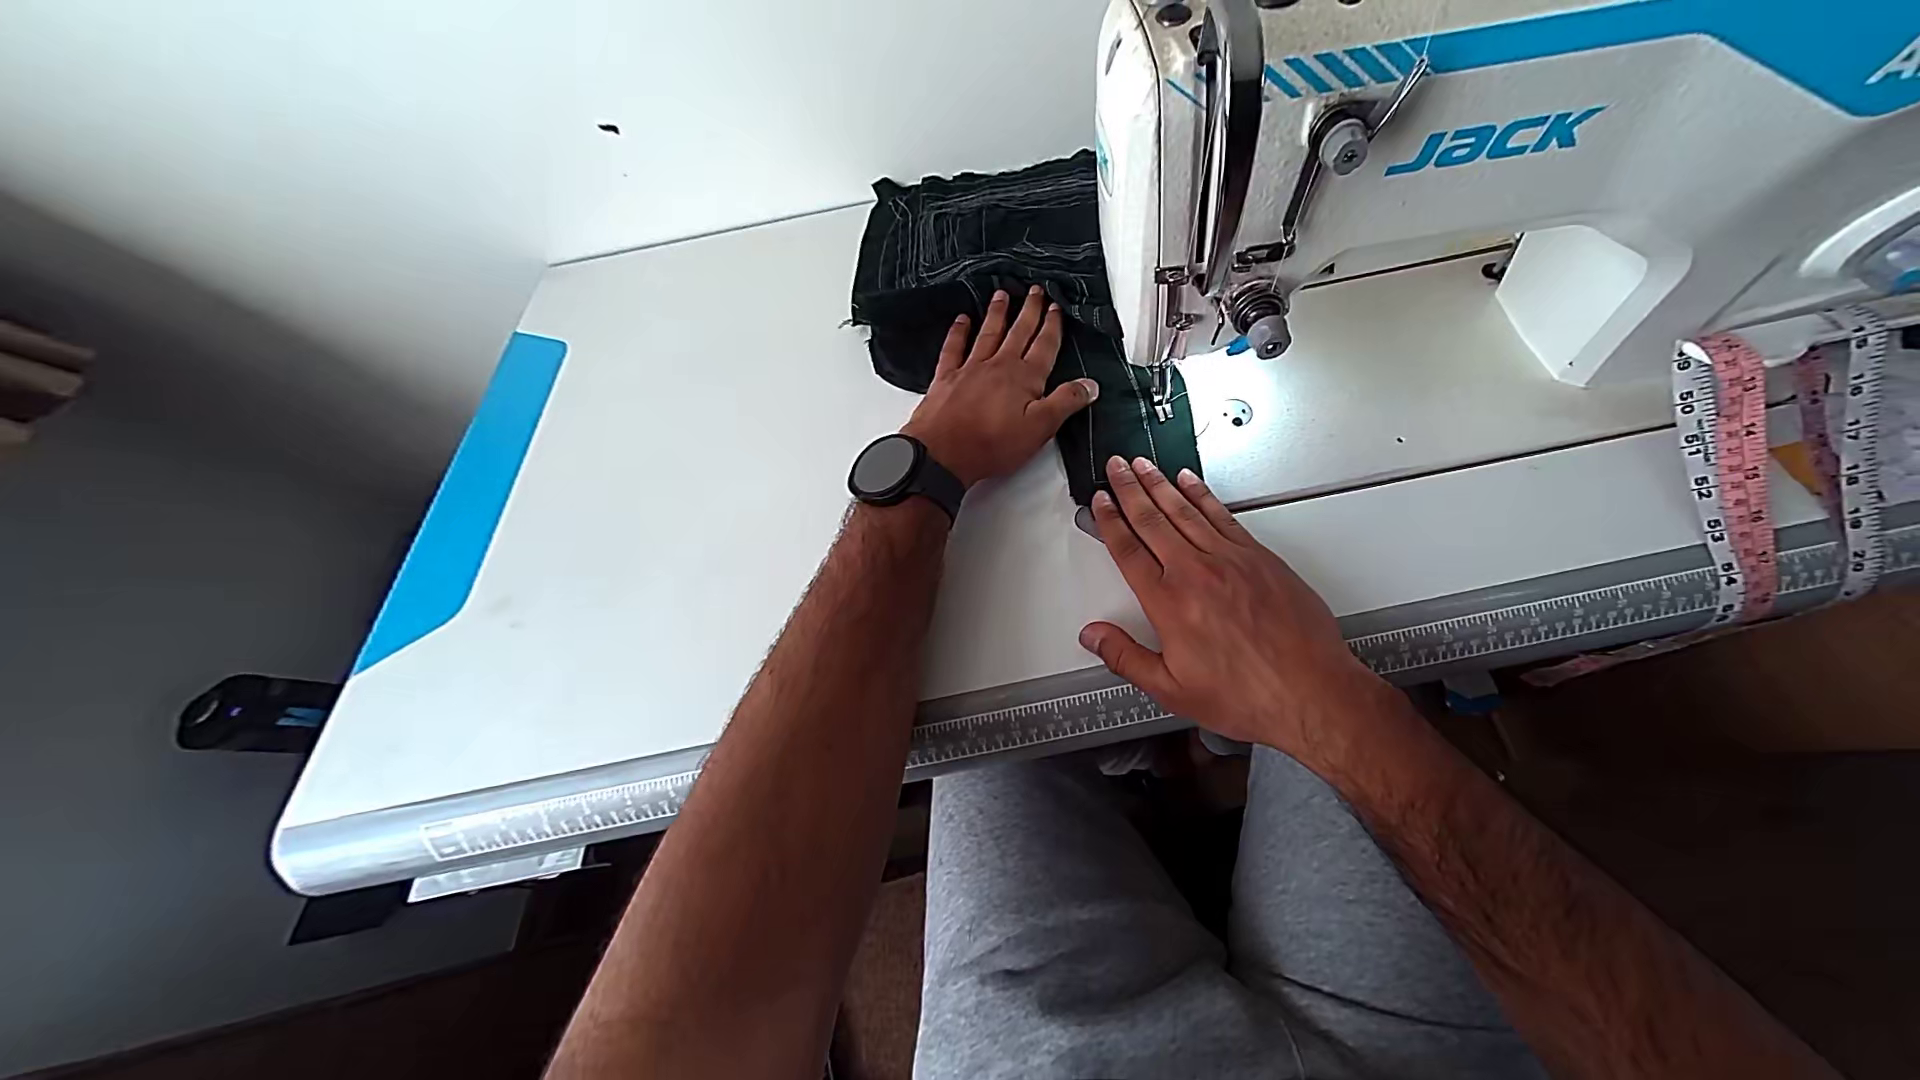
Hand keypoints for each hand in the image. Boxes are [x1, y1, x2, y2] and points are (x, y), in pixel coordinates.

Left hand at [902, 286, 1099, 487]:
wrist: (942, 453)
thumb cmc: (990, 444)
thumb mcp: (1039, 429)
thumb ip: (1065, 403)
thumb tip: (1089, 385)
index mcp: (1024, 378)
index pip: (1044, 346)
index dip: (1052, 325)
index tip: (1056, 307)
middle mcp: (998, 366)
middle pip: (1018, 332)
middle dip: (1029, 311)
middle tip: (1035, 290)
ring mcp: (970, 369)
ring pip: (988, 334)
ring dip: (997, 314)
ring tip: (1002, 294)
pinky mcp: (946, 379)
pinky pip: (953, 348)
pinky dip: (958, 332)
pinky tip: (961, 320)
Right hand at [1078, 456, 1397, 768]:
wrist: (1312, 693)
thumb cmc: (1249, 694)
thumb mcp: (1171, 689)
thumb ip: (1125, 657)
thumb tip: (1094, 636)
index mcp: (1169, 602)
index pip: (1128, 550)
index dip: (1110, 522)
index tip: (1100, 503)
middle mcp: (1196, 573)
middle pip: (1152, 519)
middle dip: (1129, 489)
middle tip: (1116, 467)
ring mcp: (1230, 560)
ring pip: (1184, 510)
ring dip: (1160, 483)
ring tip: (1144, 464)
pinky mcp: (1259, 558)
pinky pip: (1221, 515)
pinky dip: (1202, 494)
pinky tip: (1190, 482)